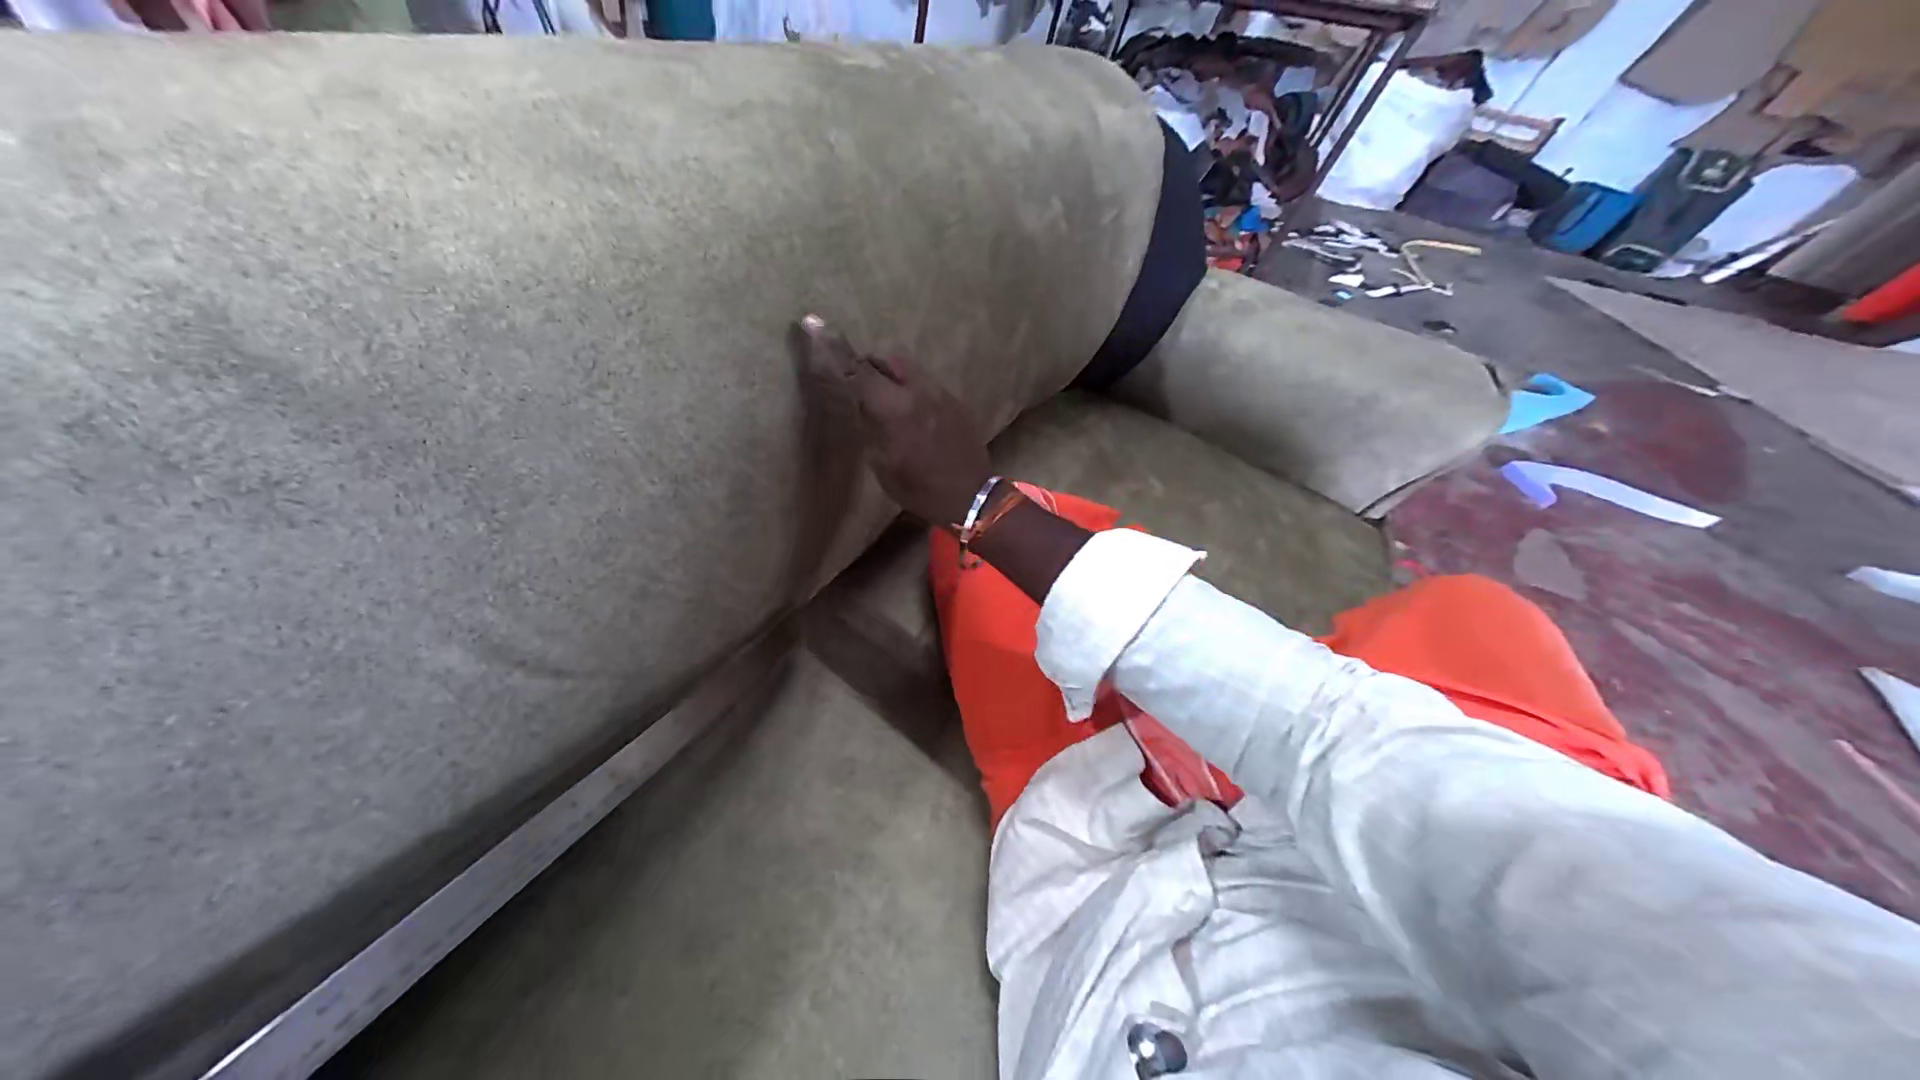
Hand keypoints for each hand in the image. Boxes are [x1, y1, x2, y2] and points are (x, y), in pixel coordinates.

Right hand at [799, 314, 993, 526]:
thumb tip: (862, 403)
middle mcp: (919, 392)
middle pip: (888, 358)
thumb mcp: (883, 464)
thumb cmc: (919, 489)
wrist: (972, 498)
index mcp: (895, 409)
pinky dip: (913, 391)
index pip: (858, 370)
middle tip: (862, 386)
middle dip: (870, 364)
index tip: (815, 322)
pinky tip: (916, 418)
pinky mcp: (956, 401)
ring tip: (890, 404)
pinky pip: (927, 384)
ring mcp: (942, 394)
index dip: (834, 347)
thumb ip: (870, 426)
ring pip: (910, 368)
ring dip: (893, 377)